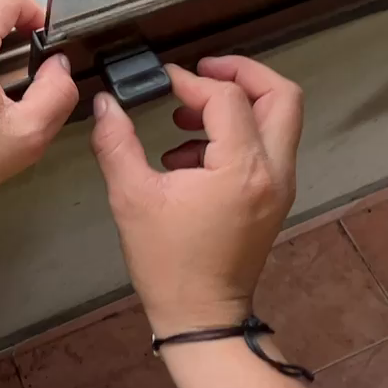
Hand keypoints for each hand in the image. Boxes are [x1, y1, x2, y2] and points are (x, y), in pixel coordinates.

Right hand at [90, 56, 302, 336]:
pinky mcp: (272, 196)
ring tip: (185, 114)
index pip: (227, 98)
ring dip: (236, 102)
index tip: (160, 82)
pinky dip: (234, 131)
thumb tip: (105, 102)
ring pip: (279, 119)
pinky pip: (265, 144)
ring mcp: (279, 185)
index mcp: (241, 168)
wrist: (202, 317)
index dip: (191, 81)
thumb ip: (116, 141)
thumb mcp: (132, 196)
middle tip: (201, 69)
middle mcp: (273, 171)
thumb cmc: (166, 260)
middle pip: (281, 96)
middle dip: (243, 72)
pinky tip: (187, 152)